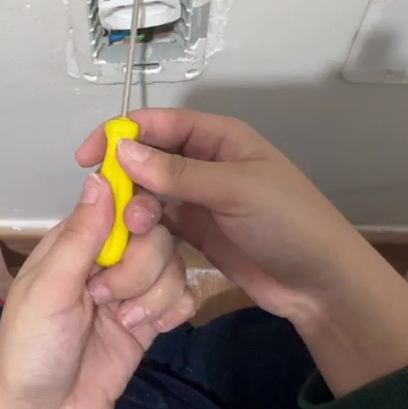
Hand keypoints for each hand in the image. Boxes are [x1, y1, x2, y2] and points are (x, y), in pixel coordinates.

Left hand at [0, 172, 193, 408]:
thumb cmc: (32, 347)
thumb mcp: (48, 290)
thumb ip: (79, 237)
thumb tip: (99, 177)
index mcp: (73, 240)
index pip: (117, 201)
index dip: (135, 207)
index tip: (136, 227)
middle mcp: (105, 257)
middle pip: (154, 232)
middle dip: (140, 266)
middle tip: (106, 298)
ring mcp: (130, 287)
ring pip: (173, 263)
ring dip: (154, 293)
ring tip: (123, 321)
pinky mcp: (150, 318)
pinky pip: (183, 296)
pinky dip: (173, 310)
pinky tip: (149, 329)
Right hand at [75, 109, 407, 394]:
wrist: (320, 285)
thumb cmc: (288, 224)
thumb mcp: (234, 190)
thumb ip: (176, 172)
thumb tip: (122, 149)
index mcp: (217, 138)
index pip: (158, 124)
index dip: (120, 134)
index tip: (87, 157)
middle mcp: (203, 162)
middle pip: (147, 157)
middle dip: (125, 177)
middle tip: (111, 205)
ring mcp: (198, 198)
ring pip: (148, 191)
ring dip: (134, 206)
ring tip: (134, 229)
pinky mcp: (194, 230)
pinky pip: (157, 221)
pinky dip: (142, 229)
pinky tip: (132, 242)